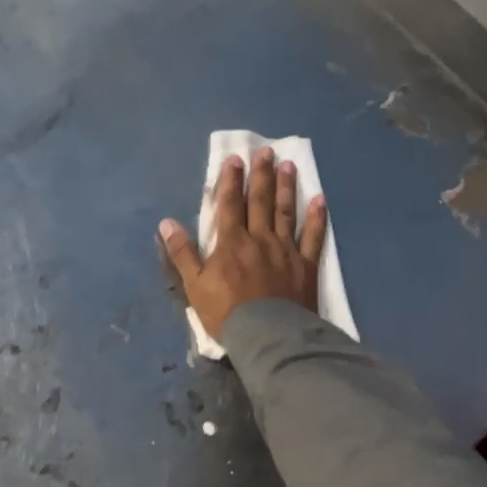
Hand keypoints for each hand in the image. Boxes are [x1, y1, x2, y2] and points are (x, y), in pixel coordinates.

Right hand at [160, 147, 325, 339]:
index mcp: (231, 242)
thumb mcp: (194, 285)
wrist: (268, 335)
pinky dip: (317, 217)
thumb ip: (182, 252)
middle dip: (260, 175)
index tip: (235, 159)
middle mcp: (260, 238)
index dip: (231, 180)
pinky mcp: (306, 265)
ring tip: (288, 165)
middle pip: (260, 201)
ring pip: (286, 212)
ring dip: (286, 187)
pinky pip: (313, 236)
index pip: (229, 204)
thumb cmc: (226, 312)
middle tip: (265, 151)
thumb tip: (167, 223)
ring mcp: (286, 250)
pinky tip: (320, 199)